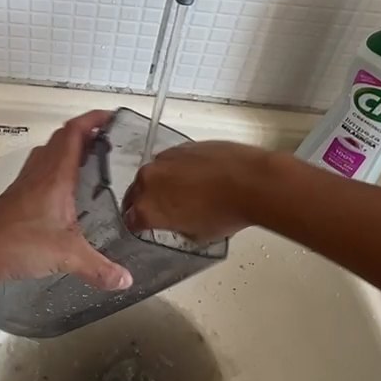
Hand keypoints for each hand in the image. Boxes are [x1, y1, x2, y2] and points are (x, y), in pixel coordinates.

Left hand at [0, 110, 132, 291]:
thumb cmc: (19, 243)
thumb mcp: (67, 257)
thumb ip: (99, 268)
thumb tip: (125, 280)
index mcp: (56, 175)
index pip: (74, 132)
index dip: (92, 119)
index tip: (110, 115)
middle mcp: (39, 172)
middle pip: (62, 137)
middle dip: (84, 131)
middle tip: (105, 137)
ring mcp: (25, 182)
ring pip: (48, 151)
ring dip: (67, 146)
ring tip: (87, 158)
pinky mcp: (15, 196)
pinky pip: (38, 169)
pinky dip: (54, 166)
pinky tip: (62, 188)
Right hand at [123, 140, 276, 241]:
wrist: (249, 181)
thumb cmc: (226, 211)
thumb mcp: (198, 235)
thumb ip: (177, 227)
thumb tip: (180, 221)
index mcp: (148, 208)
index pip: (130, 220)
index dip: (137, 225)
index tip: (143, 226)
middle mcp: (149, 180)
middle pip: (136, 193)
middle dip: (145, 202)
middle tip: (160, 210)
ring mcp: (165, 159)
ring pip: (154, 174)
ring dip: (162, 183)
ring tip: (183, 193)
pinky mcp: (181, 146)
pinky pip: (172, 161)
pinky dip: (178, 169)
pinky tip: (196, 178)